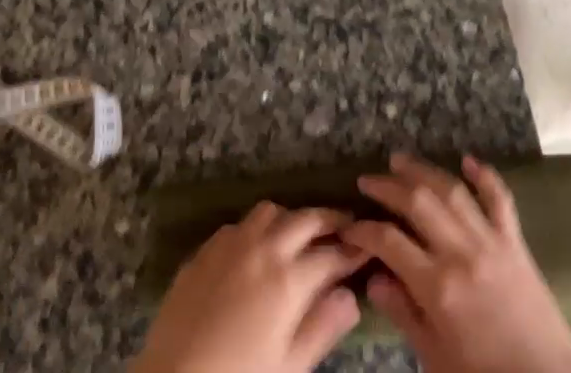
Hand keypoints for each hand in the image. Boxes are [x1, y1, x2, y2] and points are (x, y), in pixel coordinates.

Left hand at [134, 202, 367, 372]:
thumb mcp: (289, 365)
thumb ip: (322, 327)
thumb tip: (350, 297)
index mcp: (288, 280)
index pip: (333, 254)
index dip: (355, 250)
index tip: (369, 248)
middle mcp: (261, 250)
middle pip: (306, 220)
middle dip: (331, 221)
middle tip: (346, 229)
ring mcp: (228, 247)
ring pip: (269, 212)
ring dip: (291, 218)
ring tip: (301, 235)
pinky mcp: (202, 253)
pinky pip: (236, 225)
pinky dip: (256, 228)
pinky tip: (256, 247)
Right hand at [342, 154, 570, 372]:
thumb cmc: (482, 372)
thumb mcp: (433, 354)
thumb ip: (402, 312)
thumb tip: (373, 278)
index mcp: (437, 286)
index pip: (388, 242)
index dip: (363, 230)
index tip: (347, 227)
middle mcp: (462, 253)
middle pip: (418, 204)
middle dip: (388, 187)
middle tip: (366, 180)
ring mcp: (491, 242)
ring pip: (453, 193)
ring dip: (424, 171)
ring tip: (400, 160)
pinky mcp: (515, 242)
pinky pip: (500, 200)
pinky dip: (485, 176)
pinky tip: (468, 160)